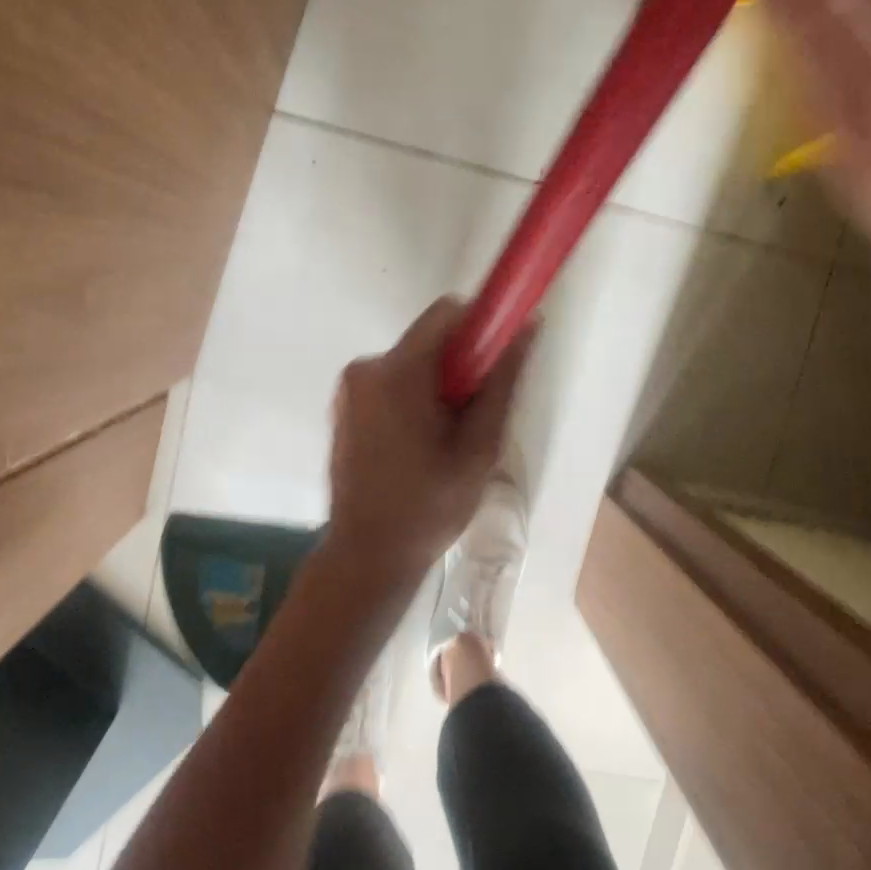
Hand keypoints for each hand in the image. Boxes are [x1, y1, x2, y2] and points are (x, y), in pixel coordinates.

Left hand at [325, 298, 533, 596]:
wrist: (368, 556)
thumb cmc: (429, 507)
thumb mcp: (479, 448)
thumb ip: (502, 383)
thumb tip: (527, 328)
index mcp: (396, 374)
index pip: (447, 313)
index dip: (481, 327)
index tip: (499, 360)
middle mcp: (365, 369)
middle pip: (429, 341)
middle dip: (459, 368)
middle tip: (474, 419)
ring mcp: (348, 389)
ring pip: (412, 364)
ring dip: (436, 387)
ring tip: (446, 442)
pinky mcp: (343, 408)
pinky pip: (390, 384)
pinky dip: (412, 400)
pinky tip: (420, 447)